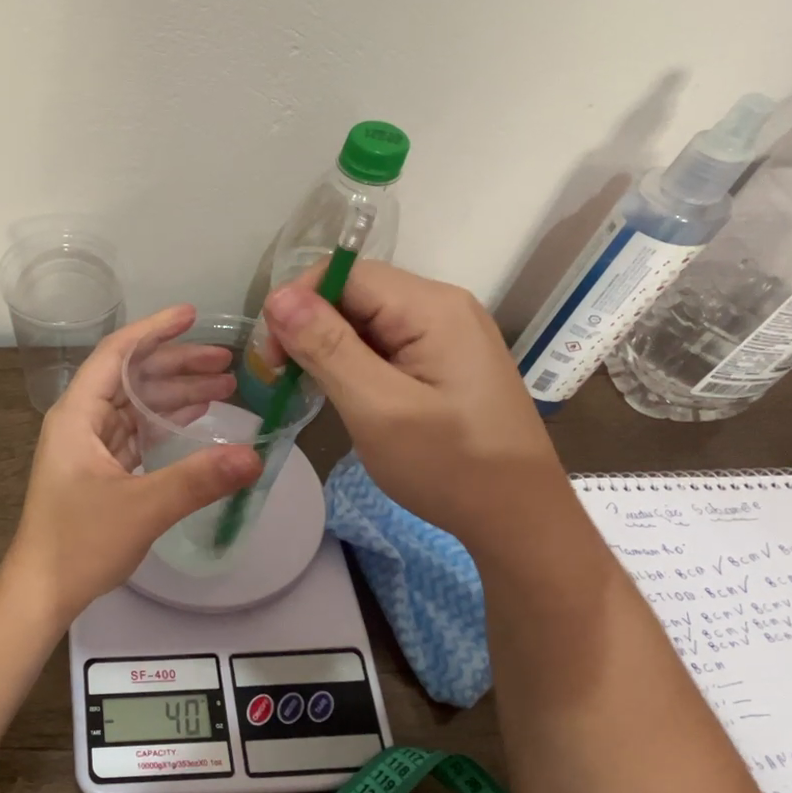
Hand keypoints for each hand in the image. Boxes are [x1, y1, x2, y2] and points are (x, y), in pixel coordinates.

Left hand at [3, 305, 262, 623]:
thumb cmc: (79, 544)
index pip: (116, 354)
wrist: (42, 591)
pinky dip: (166, 422)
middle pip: (131, 377)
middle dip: (177, 364)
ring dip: (176, 393)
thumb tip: (254, 457)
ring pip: (136, 404)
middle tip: (227, 362)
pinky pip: (136, 431)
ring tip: (225, 386)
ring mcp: (88, 446)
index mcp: (77, 415)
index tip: (192, 315)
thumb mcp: (142, 508)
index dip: (154, 330)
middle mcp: (80, 422)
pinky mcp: (98, 469)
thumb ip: (197, 480)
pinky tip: (197, 417)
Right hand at [262, 261, 563, 543]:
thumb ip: (328, 348)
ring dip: (328, 348)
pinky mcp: (444, 359)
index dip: (298, 304)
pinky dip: (353, 363)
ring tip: (310, 391)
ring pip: (365, 320)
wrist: (518, 519)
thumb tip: (278, 297)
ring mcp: (447, 332)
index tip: (273, 358)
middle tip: (284, 379)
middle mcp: (442, 306)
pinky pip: (384, 343)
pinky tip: (343, 394)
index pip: (345, 274)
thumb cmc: (449, 466)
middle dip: (309, 327)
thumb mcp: (378, 408)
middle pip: (354, 293)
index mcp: (432, 307)